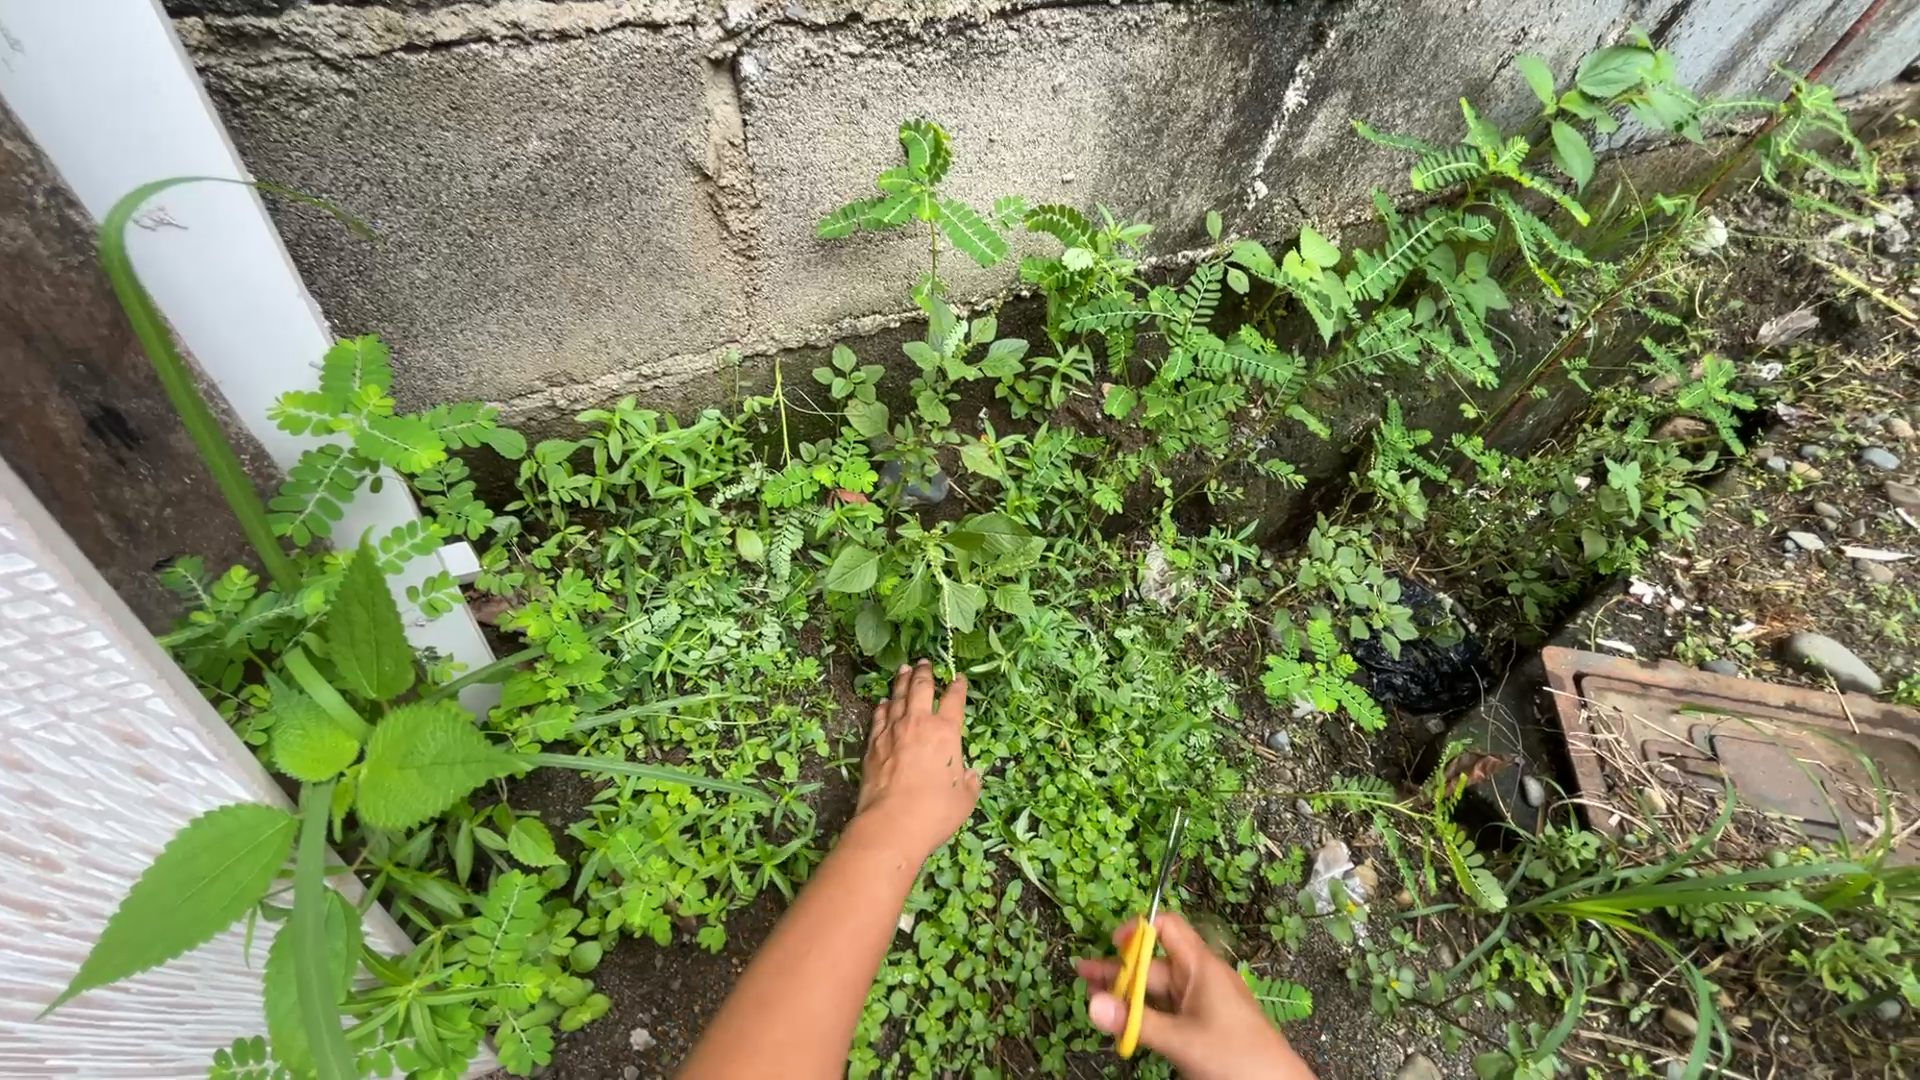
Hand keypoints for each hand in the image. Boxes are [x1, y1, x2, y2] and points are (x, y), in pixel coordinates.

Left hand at [851, 660, 979, 863]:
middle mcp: (919, 724)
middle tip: (924, 663)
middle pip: (921, 689)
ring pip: (897, 697)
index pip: (954, 701)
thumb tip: (971, 774)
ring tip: (904, 670)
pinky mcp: (873, 744)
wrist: (892, 823)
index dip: (957, 687)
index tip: (958, 678)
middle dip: (924, 673)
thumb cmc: (935, 812)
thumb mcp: (964, 799)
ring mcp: (893, 731)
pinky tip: (883, 702)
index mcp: (946, 733)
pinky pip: (879, 717)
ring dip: (901, 682)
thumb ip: (969, 782)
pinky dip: (883, 707)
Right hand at [1076, 913, 1313, 1079]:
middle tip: (1082, 977)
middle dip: (1119, 970)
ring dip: (1128, 997)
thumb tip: (1090, 1004)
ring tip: (1093, 1000)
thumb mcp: (1183, 1042)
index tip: (1113, 945)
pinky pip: (1168, 1014)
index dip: (1139, 930)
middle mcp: (1200, 979)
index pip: (1167, 928)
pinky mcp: (1204, 1030)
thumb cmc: (1237, 1060)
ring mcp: (1203, 1006)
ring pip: (1158, 993)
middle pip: (1154, 964)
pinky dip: (1146, 1017)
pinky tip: (1125, 1028)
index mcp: (1200, 967)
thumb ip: (1136, 1024)